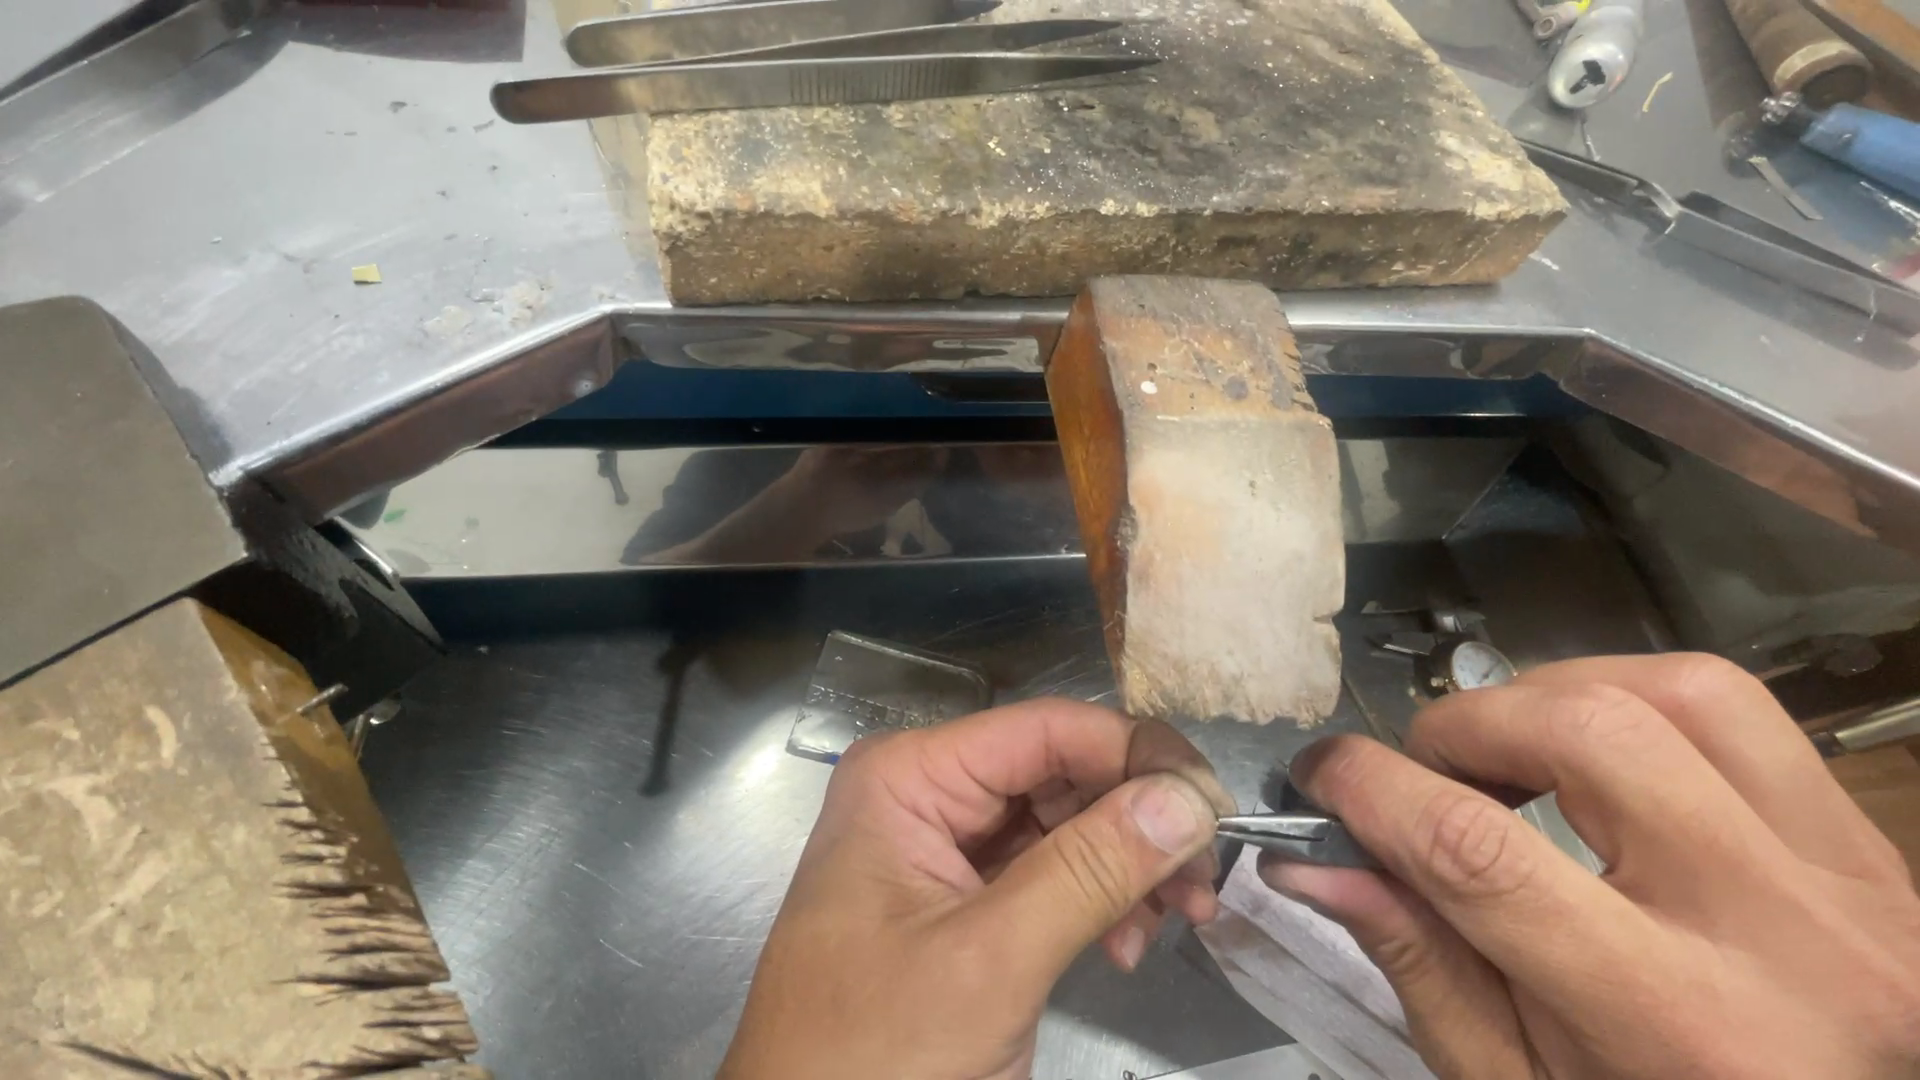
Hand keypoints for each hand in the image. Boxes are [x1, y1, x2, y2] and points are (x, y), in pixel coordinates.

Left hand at [720, 699, 1235, 1079]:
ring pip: (1065, 820)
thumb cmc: (874, 1054)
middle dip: (1136, 819)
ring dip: (1128, 864)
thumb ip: (1088, 871)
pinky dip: (1101, 898)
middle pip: (1060, 771)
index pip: (1045, 730)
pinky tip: (1128, 942)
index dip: (1135, 754)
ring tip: (1178, 918)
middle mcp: (929, 789)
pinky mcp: (967, 895)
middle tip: (1202, 879)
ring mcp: (947, 843)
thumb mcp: (987, 961)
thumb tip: (1186, 798)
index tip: (1213, 806)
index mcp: (910, 774)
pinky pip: (1052, 869)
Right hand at [1259, 653, 1919, 1078]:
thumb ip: (1415, 961)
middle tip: (1426, 776)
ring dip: (1547, 698)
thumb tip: (1307, 862)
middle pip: (1586, 735)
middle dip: (1460, 729)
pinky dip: (1630, 698)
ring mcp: (1854, 880)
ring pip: (1675, 692)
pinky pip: (1737, 708)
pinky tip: (1589, 751)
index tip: (1318, 775)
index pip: (1480, 852)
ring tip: (1505, 755)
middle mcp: (1787, 936)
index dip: (1370, 789)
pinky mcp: (1869, 845)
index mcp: (1678, 1027)